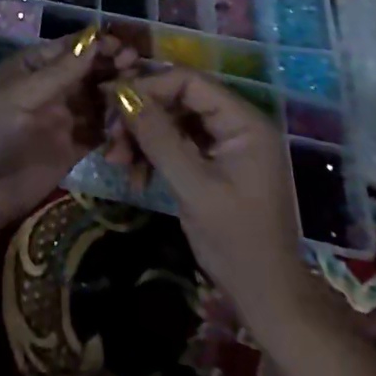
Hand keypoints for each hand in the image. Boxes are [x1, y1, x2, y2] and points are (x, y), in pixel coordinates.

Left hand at [0, 28, 136, 227]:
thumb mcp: (22, 94)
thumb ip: (61, 71)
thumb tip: (97, 40)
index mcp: (33, 66)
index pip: (73, 49)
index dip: (100, 47)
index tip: (126, 50)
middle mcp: (52, 88)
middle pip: (92, 74)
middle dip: (115, 72)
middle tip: (140, 76)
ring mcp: (63, 118)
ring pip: (101, 102)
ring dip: (120, 101)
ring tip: (139, 104)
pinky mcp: (73, 148)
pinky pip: (102, 132)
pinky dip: (117, 131)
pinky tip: (130, 131)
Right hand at [103, 69, 313, 327]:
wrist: (264, 293)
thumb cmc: (236, 239)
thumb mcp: (193, 186)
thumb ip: (159, 138)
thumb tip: (124, 96)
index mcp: (244, 123)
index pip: (190, 82)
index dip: (149, 87)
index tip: (114, 103)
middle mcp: (236, 125)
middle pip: (177, 100)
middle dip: (140, 117)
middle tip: (111, 139)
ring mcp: (224, 144)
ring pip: (171, 122)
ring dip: (141, 138)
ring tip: (117, 161)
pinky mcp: (212, 163)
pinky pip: (175, 144)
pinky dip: (152, 155)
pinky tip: (135, 176)